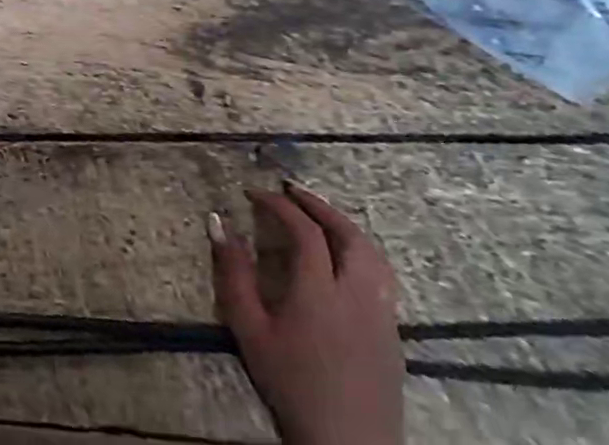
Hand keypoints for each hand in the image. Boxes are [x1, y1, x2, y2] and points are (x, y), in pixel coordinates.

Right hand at [210, 183, 403, 444]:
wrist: (347, 441)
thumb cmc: (289, 381)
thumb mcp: (248, 327)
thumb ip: (233, 272)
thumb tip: (216, 222)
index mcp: (319, 290)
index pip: (304, 231)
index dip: (279, 205)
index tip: (253, 192)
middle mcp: (357, 293)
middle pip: (348, 234)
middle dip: (318, 205)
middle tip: (290, 189)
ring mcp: (381, 312)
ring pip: (372, 253)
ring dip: (343, 224)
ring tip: (318, 214)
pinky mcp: (392, 330)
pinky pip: (381, 274)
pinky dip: (359, 249)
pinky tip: (343, 256)